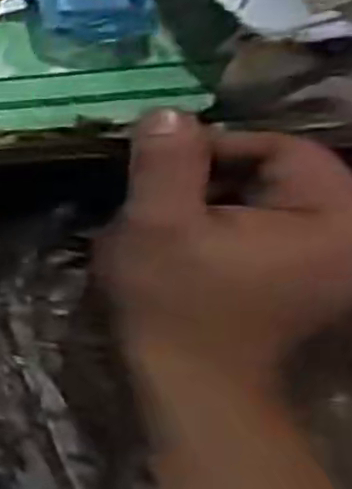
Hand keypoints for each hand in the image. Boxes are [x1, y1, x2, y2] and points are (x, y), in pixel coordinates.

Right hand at [94, 109, 351, 383]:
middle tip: (155, 195)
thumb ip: (166, 163)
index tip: (155, 167)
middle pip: (283, 174)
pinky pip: (272, 229)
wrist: (191, 376)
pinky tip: (186, 243)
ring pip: (272, 201)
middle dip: (212, 176)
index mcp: (335, 218)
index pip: (284, 149)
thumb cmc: (173, 296)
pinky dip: (225, 225)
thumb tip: (167, 113)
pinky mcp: (312, 280)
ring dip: (213, 200)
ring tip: (164, 219)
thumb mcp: (155, 221)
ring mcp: (337, 263)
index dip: (215, 148)